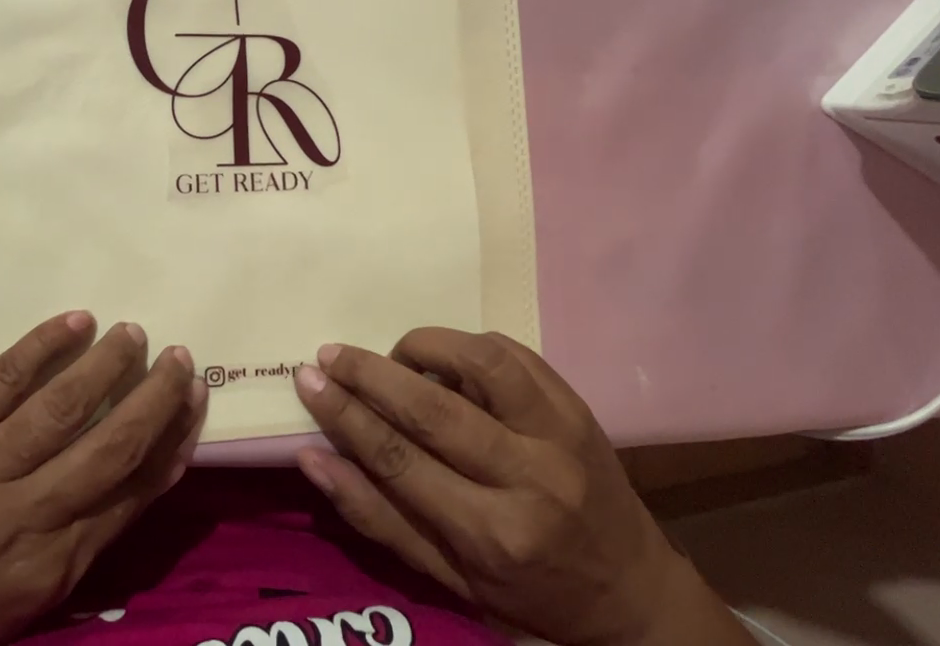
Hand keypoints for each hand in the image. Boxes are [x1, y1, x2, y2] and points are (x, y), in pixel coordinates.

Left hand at [0, 312, 206, 645]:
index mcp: (53, 564)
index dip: (172, 443)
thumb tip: (143, 473)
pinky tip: (74, 322)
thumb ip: (85, 536)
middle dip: (153, 400)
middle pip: (109, 448)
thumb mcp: (27, 598)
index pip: (132, 494)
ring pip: (60, 408)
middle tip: (180, 359)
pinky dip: (41, 348)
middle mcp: (24, 518)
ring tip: (133, 334)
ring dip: (106, 367)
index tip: (196, 402)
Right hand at [292, 330, 755, 645]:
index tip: (307, 379)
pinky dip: (466, 346)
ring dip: (424, 348)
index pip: (399, 460)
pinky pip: (513, 353)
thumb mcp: (446, 577)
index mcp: (492, 535)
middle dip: (369, 373)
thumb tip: (310, 458)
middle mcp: (530, 481)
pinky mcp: (578, 406)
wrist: (631, 592)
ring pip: (481, 363)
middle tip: (329, 354)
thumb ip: (375, 516)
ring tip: (393, 356)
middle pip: (433, 409)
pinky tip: (445, 361)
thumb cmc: (527, 593)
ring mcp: (561, 436)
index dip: (344, 415)